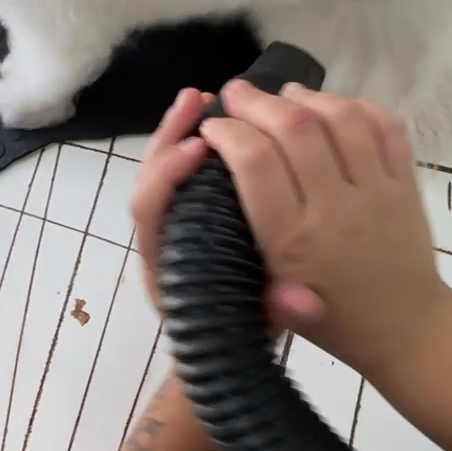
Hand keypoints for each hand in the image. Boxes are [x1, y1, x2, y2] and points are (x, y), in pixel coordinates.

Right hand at [131, 81, 451, 377]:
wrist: (402, 328)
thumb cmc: (327, 317)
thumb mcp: (271, 292)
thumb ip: (247, 238)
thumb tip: (223, 174)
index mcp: (291, 241)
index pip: (254, 163)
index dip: (227, 132)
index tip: (212, 127)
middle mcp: (333, 210)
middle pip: (294, 129)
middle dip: (257, 102)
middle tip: (235, 93)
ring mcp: (375, 193)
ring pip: (340, 118)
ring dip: (306, 96)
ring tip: (283, 93)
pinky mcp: (406, 185)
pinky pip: (385, 127)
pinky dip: (355, 105)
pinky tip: (332, 105)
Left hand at [131, 88, 308, 328]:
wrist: (225, 352)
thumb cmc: (237, 337)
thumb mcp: (261, 328)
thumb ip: (277, 314)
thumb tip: (300, 301)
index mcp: (167, 268)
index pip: (150, 213)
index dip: (167, 179)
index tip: (198, 151)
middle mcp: (163, 242)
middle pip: (151, 182)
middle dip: (169, 140)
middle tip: (196, 102)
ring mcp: (174, 228)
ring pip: (165, 173)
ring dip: (181, 133)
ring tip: (204, 98)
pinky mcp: (190, 218)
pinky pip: (185, 177)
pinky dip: (197, 146)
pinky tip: (224, 123)